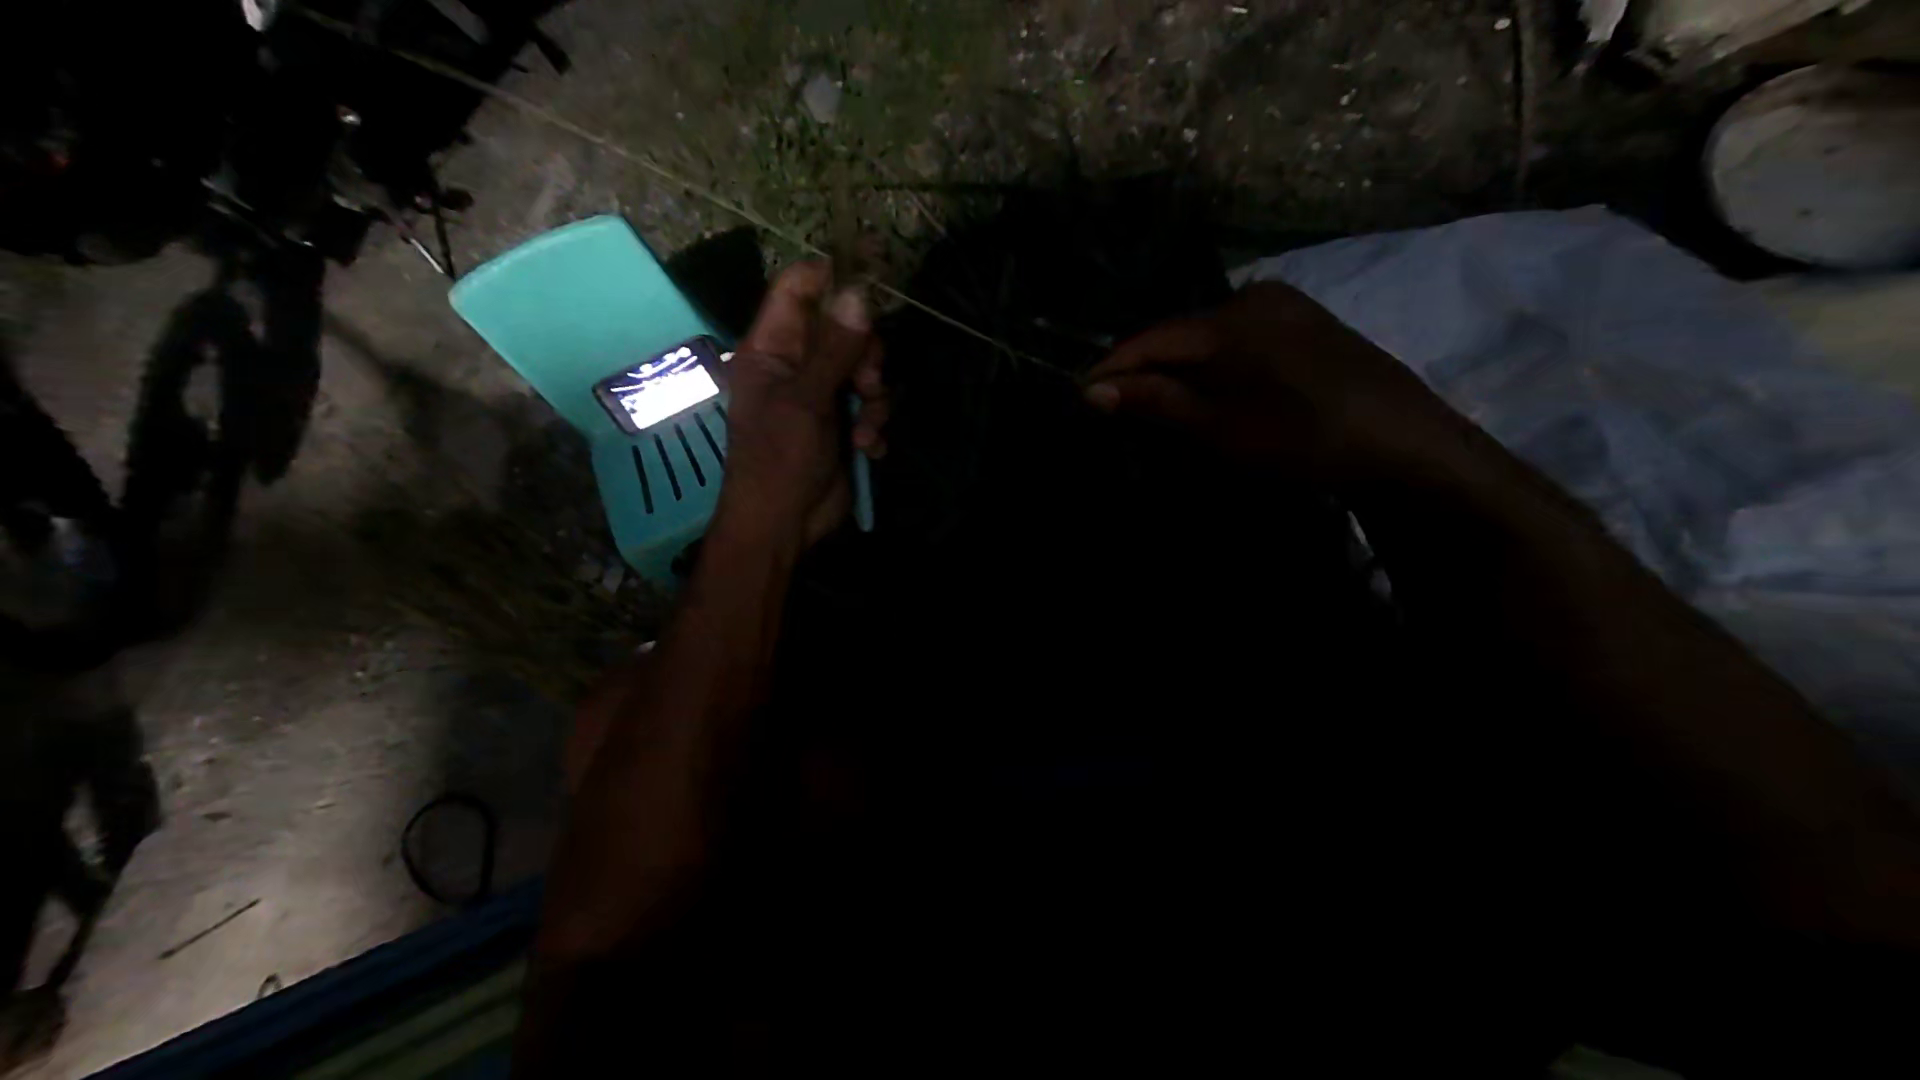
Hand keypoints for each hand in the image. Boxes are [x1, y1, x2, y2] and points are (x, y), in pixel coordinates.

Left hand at [714, 261, 888, 549]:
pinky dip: (875, 427)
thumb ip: (834, 348)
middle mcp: (798, 365)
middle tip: (866, 385)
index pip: (798, 291)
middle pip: (845, 331)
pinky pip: (872, 408)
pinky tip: (868, 450)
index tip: (871, 282)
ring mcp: (822, 396)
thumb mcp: (805, 401)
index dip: (831, 279)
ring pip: (865, 372)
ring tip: (865, 431)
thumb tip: (859, 292)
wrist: (782, 526)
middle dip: (866, 359)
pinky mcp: (843, 425)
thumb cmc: (778, 459)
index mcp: (772, 349)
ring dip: (875, 401)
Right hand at [1083, 282, 1469, 486]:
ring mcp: (1286, 305)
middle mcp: (1254, 297)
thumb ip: (1155, 403)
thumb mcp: (1219, 428)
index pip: (1150, 339)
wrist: (1405, 444)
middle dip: (1144, 370)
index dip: (1112, 368)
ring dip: (1177, 368)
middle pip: (1178, 335)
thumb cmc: (1303, 439)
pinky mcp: (1307, 321)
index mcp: (1230, 319)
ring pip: (1208, 336)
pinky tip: (1208, 387)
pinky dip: (1212, 363)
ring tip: (1155, 401)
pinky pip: (1238, 337)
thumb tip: (1091, 392)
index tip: (1080, 395)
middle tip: (1114, 405)